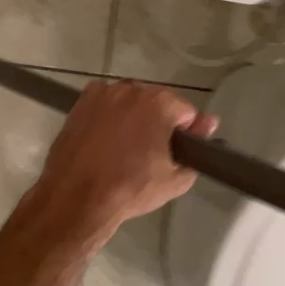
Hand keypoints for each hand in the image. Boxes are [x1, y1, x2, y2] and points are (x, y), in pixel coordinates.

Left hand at [24, 80, 217, 240]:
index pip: (186, 112)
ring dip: (133, 118)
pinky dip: (108, 117)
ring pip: (129, 102)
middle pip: (156, 103)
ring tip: (127, 149)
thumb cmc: (130, 188)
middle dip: (159, 122)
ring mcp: (102, 94)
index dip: (188, 132)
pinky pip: (104, 105)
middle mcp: (130, 89)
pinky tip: (105, 140)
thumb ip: (196, 148)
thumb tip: (207, 125)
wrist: (77, 196)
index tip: (180, 151)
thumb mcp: (175, 178)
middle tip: (153, 153)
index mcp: (159, 102)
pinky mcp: (80, 103)